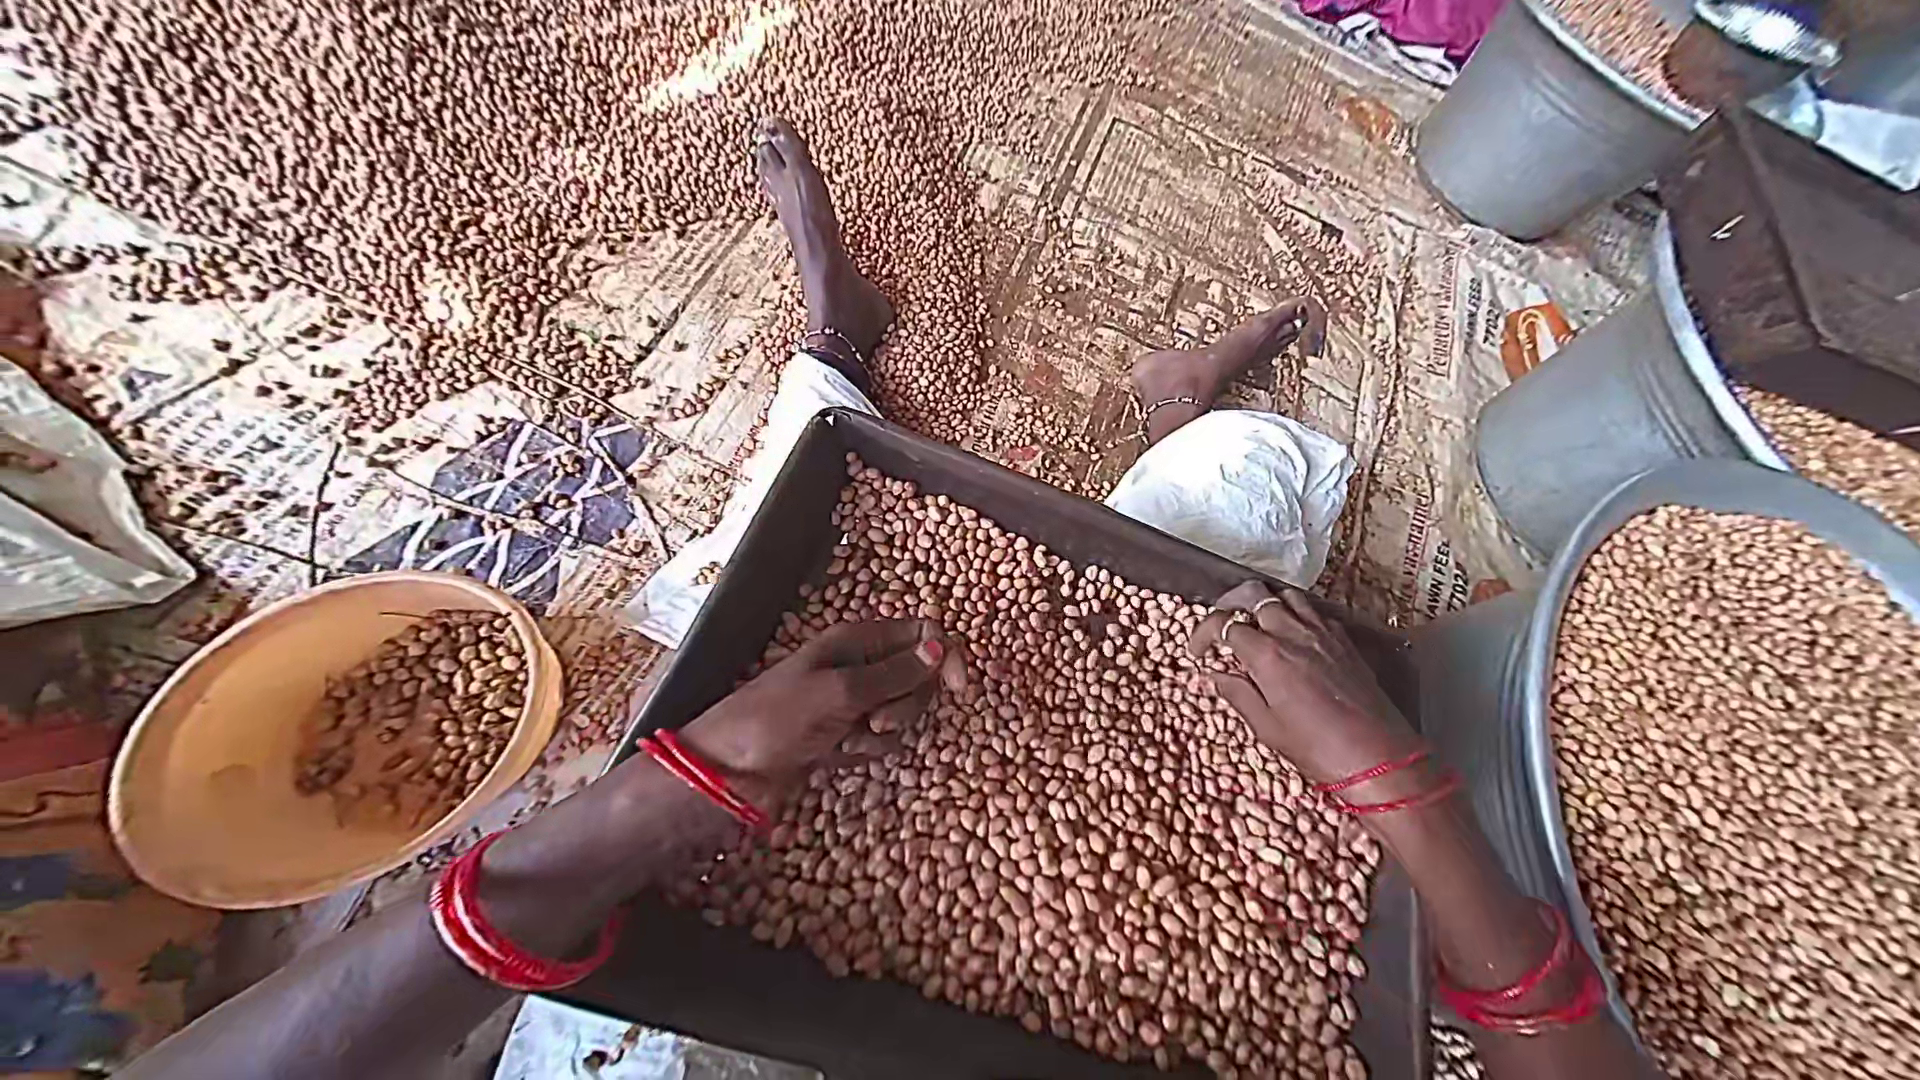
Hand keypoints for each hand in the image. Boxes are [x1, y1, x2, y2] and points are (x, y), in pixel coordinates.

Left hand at [678, 618, 966, 806]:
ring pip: (905, 711)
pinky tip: (840, 754)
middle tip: (875, 722)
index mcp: (858, 640)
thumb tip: (941, 649)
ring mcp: (856, 701)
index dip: (944, 656)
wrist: (729, 771)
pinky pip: (884, 739)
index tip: (958, 689)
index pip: (922, 635)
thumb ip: (895, 673)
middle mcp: (862, 665)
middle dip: (906, 703)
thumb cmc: (778, 718)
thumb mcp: (841, 691)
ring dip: (886, 731)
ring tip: (849, 739)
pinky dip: (869, 750)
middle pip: (919, 676)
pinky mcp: (849, 733)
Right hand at [1189, 582, 1421, 786]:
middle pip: (1253, 594)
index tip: (1198, 651)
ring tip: (1256, 624)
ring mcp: (1323, 635)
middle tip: (1222, 625)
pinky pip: (1315, 612)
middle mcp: (1293, 634)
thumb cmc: (1317, 749)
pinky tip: (1291, 636)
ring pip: (1286, 596)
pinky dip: (1295, 614)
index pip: (1224, 623)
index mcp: (1267, 655)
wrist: (1381, 761)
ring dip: (1265, 604)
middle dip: (1229, 604)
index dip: (1203, 632)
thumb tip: (1216, 674)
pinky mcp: (1345, 642)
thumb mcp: (1265, 726)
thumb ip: (1236, 692)